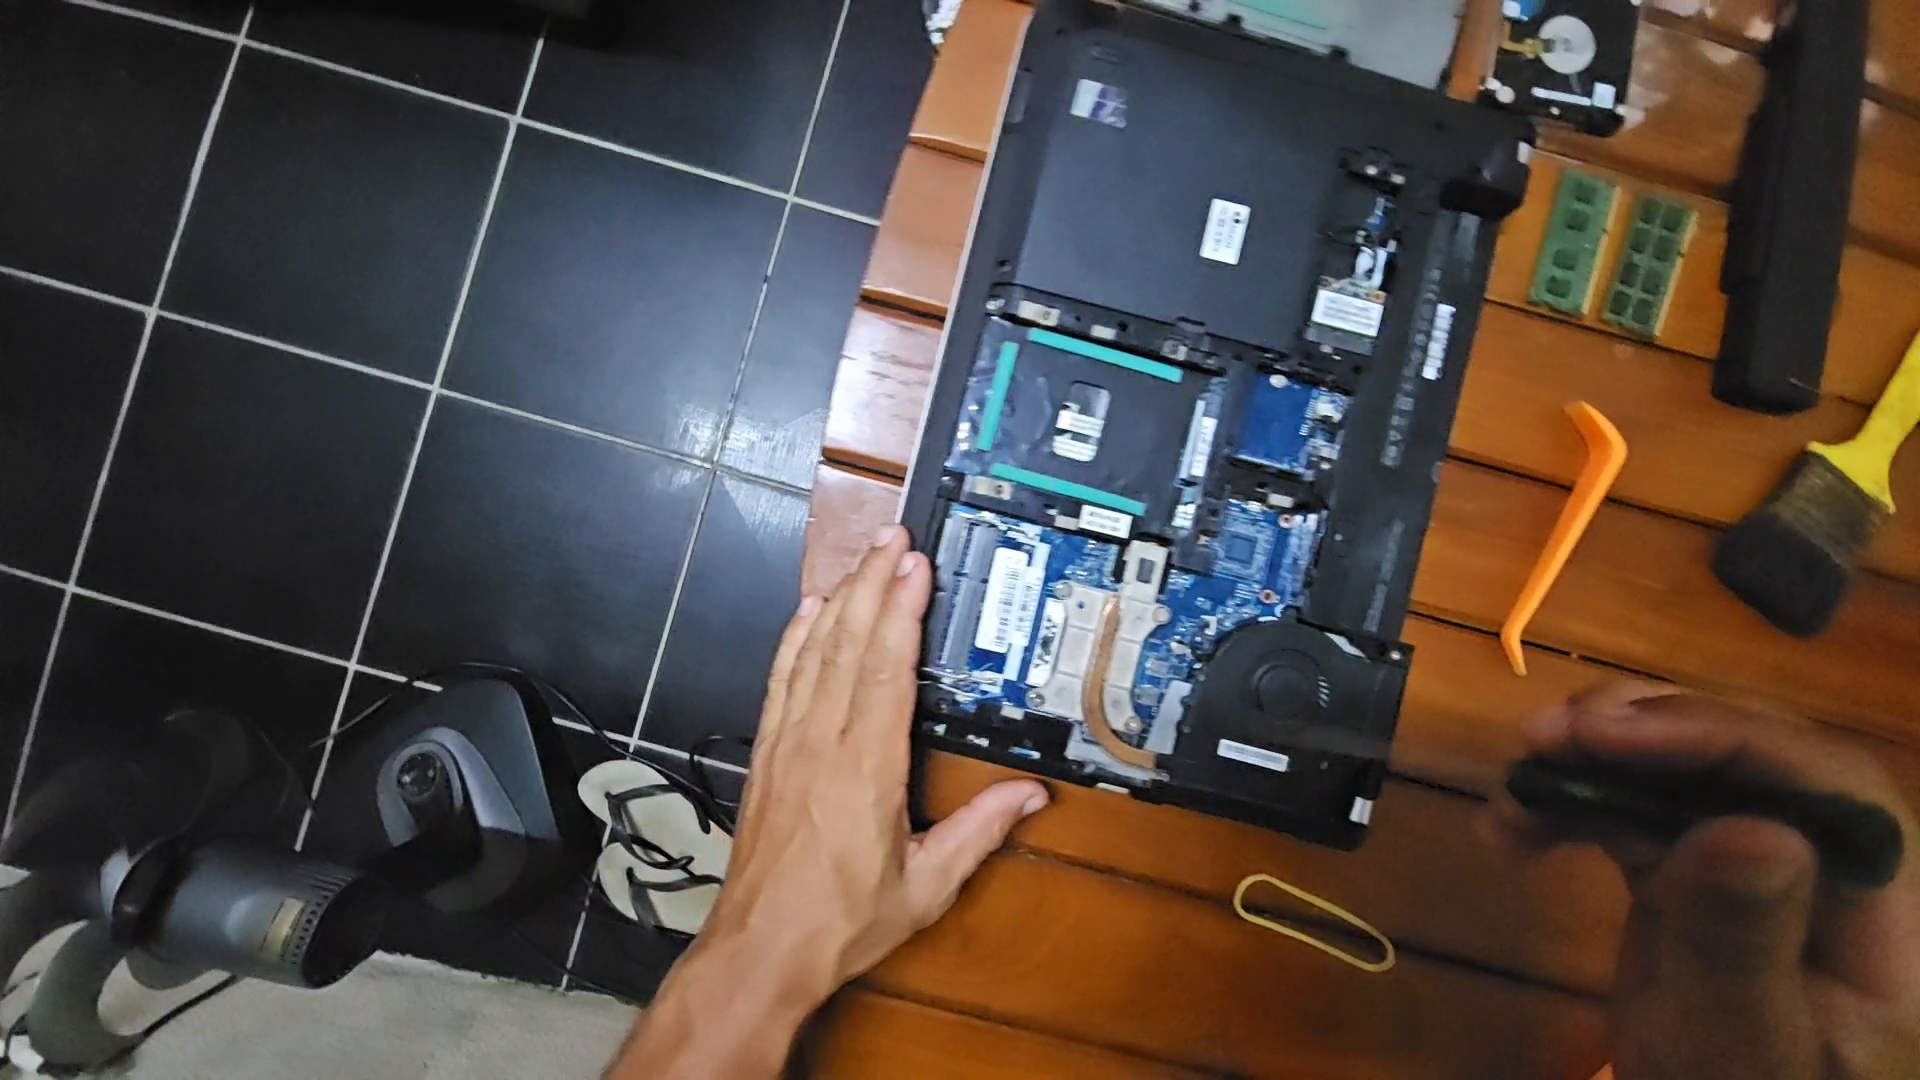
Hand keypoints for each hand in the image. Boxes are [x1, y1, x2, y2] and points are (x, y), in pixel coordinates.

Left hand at [607, 526, 1047, 1079]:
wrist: (760, 946)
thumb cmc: (840, 919)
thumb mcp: (926, 887)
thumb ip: (979, 833)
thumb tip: (1030, 797)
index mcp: (865, 768)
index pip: (885, 670)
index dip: (900, 611)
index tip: (914, 568)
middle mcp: (822, 741)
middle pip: (848, 643)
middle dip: (873, 583)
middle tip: (894, 539)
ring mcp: (788, 739)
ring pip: (814, 650)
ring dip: (840, 597)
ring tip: (864, 557)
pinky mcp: (768, 747)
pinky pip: (781, 676)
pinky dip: (795, 636)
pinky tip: (808, 608)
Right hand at [1484, 680, 1919, 1079]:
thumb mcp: (1739, 1030)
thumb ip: (1744, 938)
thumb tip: (1754, 832)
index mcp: (1870, 898)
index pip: (1818, 776)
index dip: (1710, 733)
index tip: (1598, 733)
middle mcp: (1813, 857)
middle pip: (1734, 749)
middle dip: (1628, 730)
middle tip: (1537, 738)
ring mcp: (1740, 855)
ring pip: (1665, 765)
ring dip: (1575, 765)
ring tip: (1508, 795)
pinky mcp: (1676, 861)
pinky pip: (1617, 804)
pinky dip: (1555, 805)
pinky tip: (1508, 832)